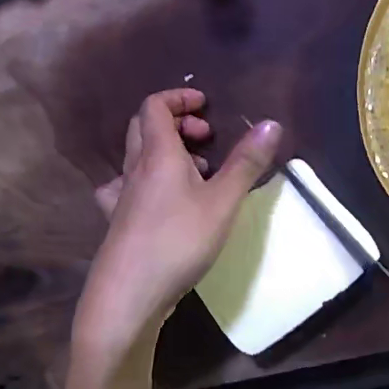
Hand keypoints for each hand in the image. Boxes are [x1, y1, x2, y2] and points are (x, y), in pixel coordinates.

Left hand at [75, 89, 281, 377]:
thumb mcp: (222, 201)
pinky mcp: (118, 220)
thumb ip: (246, 162)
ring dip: (166, 153)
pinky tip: (162, 201)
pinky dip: (147, 182)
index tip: (206, 107)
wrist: (129, 291)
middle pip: (143, 127)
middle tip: (205, 140)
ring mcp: (121, 195)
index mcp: (156, 153)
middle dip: (175, 122)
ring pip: (138, 157)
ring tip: (199, 174)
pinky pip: (128, 187)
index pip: (154, 106)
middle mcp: (134, 168)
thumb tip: (270, 123)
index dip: (178, 98)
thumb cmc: (178, 240)